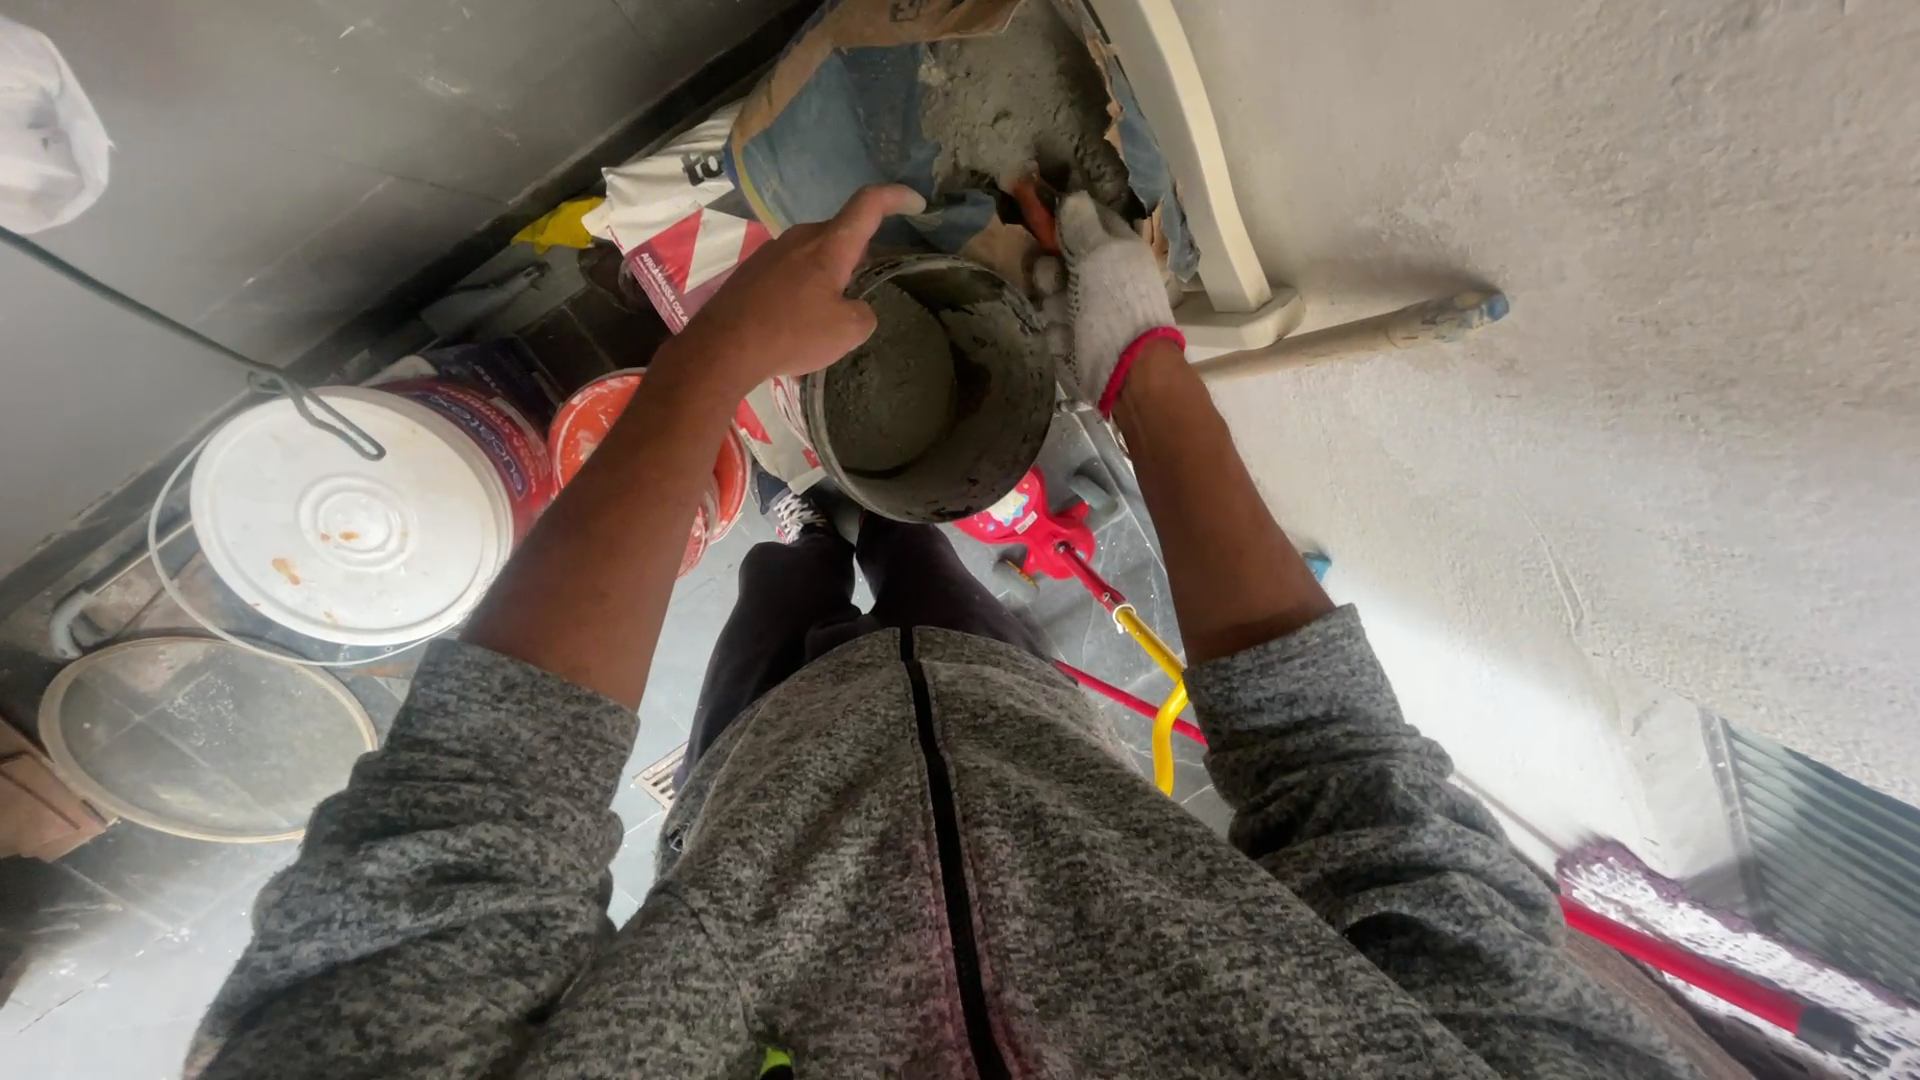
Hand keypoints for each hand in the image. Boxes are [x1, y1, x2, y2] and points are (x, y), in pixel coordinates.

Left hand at [659, 184, 926, 394]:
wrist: (725, 346)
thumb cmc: (792, 333)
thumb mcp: (848, 332)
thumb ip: (864, 313)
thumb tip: (855, 307)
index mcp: (830, 245)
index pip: (869, 205)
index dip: (896, 197)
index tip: (917, 202)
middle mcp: (800, 238)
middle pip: (841, 234)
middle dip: (860, 253)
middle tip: (868, 283)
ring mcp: (773, 252)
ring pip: (815, 253)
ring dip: (830, 275)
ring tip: (831, 313)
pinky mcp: (753, 271)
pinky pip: (792, 271)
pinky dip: (806, 289)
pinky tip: (800, 322)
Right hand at [1034, 193, 1178, 414]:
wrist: (1124, 371)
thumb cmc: (1117, 307)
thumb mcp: (1101, 255)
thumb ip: (1082, 226)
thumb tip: (1071, 197)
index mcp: (1115, 249)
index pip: (1084, 219)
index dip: (1062, 217)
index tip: (1037, 212)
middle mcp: (1098, 275)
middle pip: (1054, 259)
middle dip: (1048, 271)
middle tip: (1054, 281)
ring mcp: (1083, 309)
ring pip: (1046, 295)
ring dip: (1052, 307)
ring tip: (1066, 320)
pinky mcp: (1070, 338)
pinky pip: (1049, 326)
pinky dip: (1056, 335)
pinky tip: (1069, 342)